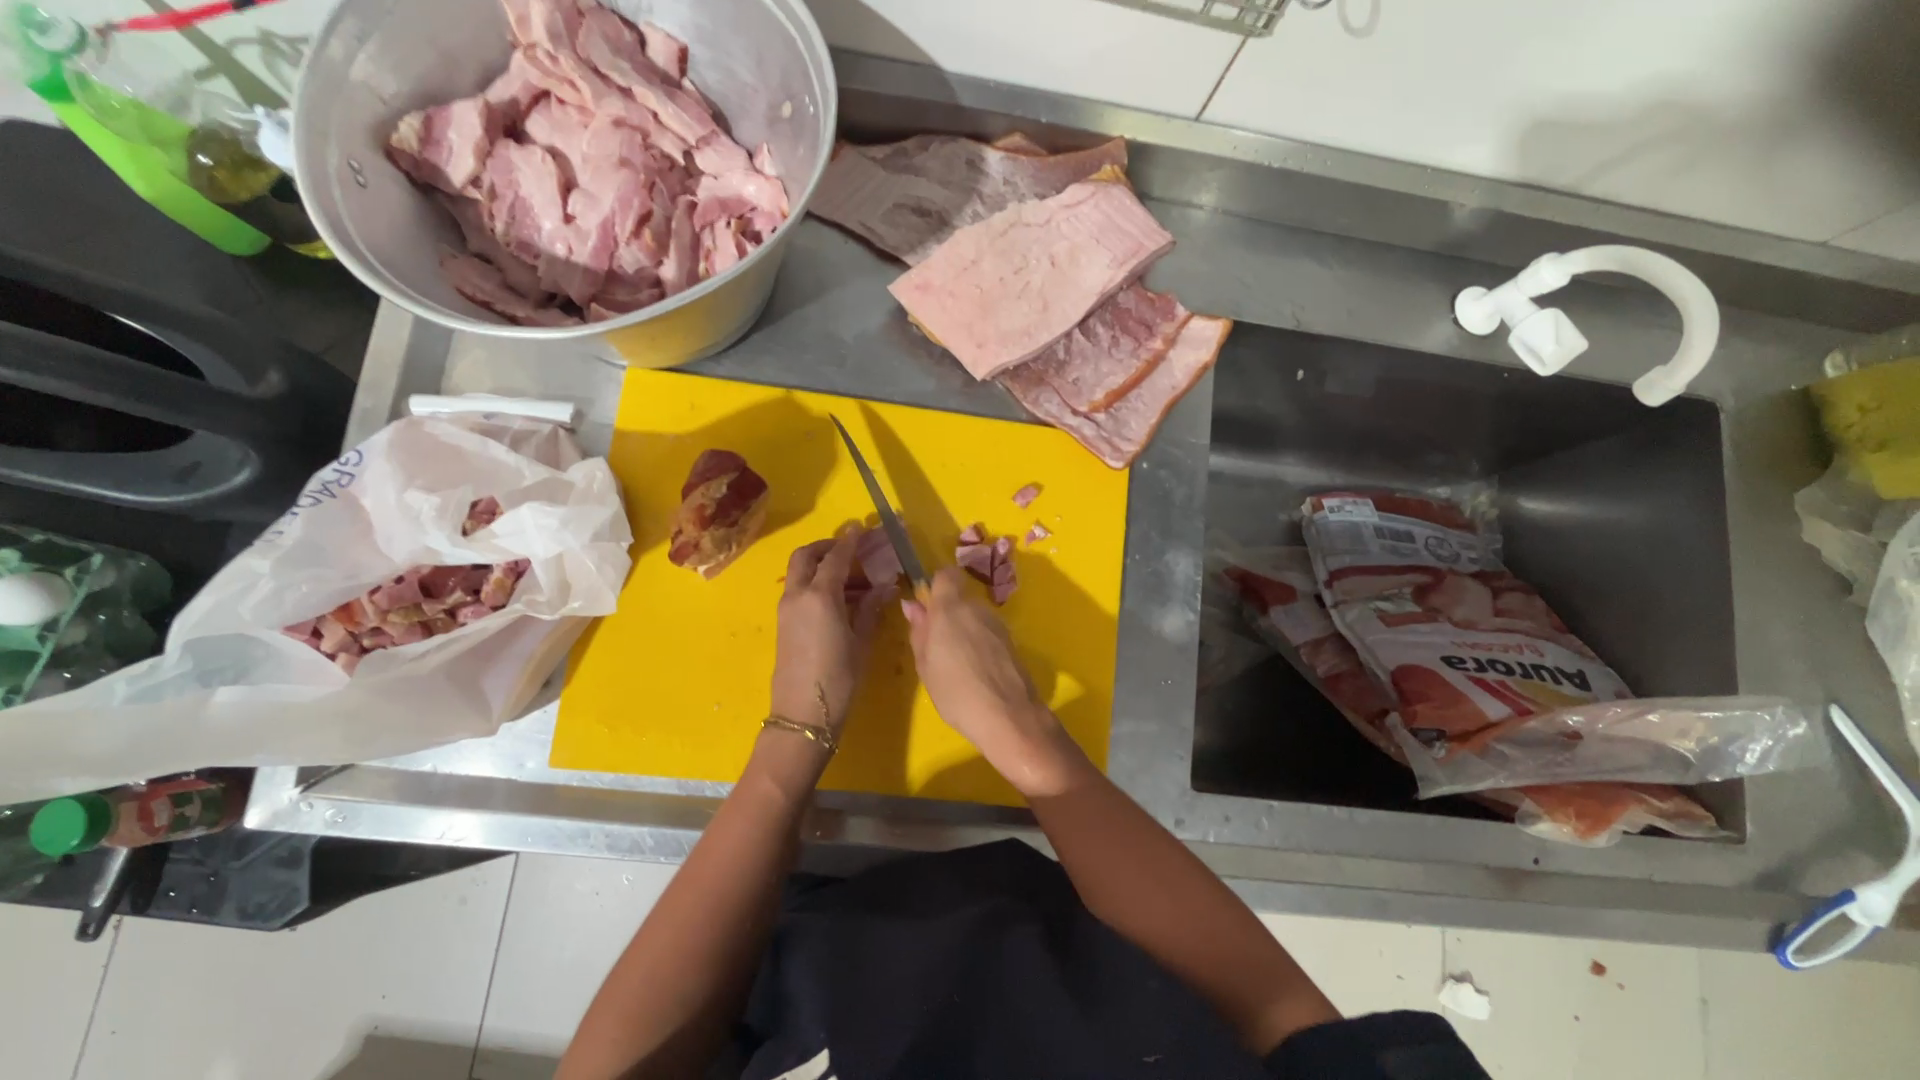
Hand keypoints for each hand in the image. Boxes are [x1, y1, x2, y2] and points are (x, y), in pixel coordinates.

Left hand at [769, 530, 891, 735]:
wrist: (803, 713)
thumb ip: (870, 609)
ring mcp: (786, 609)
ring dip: (822, 567)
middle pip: (807, 556)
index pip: (836, 557)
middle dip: (827, 547)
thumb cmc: (839, 678)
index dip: (850, 541)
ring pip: (800, 573)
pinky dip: (816, 584)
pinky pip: (799, 591)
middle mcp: (798, 595)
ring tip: (853, 580)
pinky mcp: (783, 623)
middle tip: (850, 550)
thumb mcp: (861, 642)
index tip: (861, 528)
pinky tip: (840, 600)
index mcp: (820, 595)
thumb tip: (884, 587)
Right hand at [902, 568, 1087, 797]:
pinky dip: (979, 643)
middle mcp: (977, 608)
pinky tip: (976, 671)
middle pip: (960, 597)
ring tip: (955, 663)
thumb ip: (919, 631)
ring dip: (964, 629)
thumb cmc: (955, 692)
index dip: (935, 587)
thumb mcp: (925, 665)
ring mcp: (998, 624)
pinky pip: (988, 632)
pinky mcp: (1012, 642)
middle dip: (947, 613)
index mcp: (951, 608)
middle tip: (935, 644)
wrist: (1008, 716)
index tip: (926, 609)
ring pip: (975, 616)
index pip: (945, 575)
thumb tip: (913, 605)